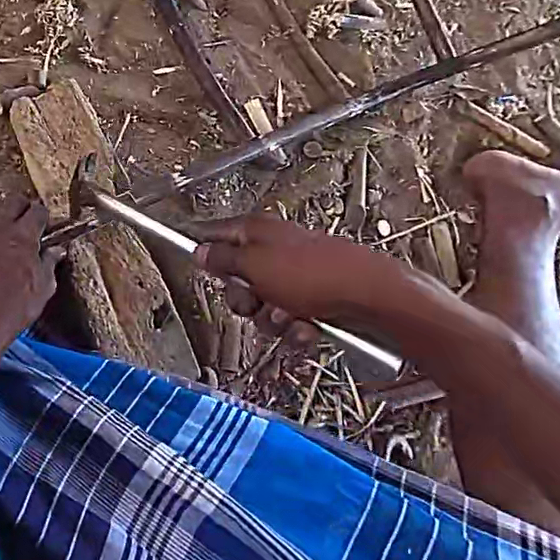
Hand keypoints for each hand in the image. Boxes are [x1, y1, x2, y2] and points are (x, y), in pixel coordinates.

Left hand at [0, 197, 62, 350]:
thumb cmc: (15, 308)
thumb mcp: (44, 287)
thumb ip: (49, 263)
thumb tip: (56, 251)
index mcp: (24, 236)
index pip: (37, 210)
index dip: (42, 215)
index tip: (43, 222)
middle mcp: (0, 229)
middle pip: (13, 202)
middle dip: (22, 208)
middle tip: (26, 221)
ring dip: (0, 222)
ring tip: (3, 237)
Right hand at [193, 213, 449, 334]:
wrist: (372, 298)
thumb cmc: (313, 274)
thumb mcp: (254, 265)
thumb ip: (221, 260)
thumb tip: (199, 251)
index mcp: (256, 231)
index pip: (214, 234)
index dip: (201, 249)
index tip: (187, 257)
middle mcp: (274, 250)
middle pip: (237, 279)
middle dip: (244, 299)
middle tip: (255, 300)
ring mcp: (294, 276)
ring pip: (261, 305)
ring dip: (270, 318)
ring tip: (289, 316)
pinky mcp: (313, 301)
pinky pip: (287, 319)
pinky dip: (295, 328)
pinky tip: (307, 326)